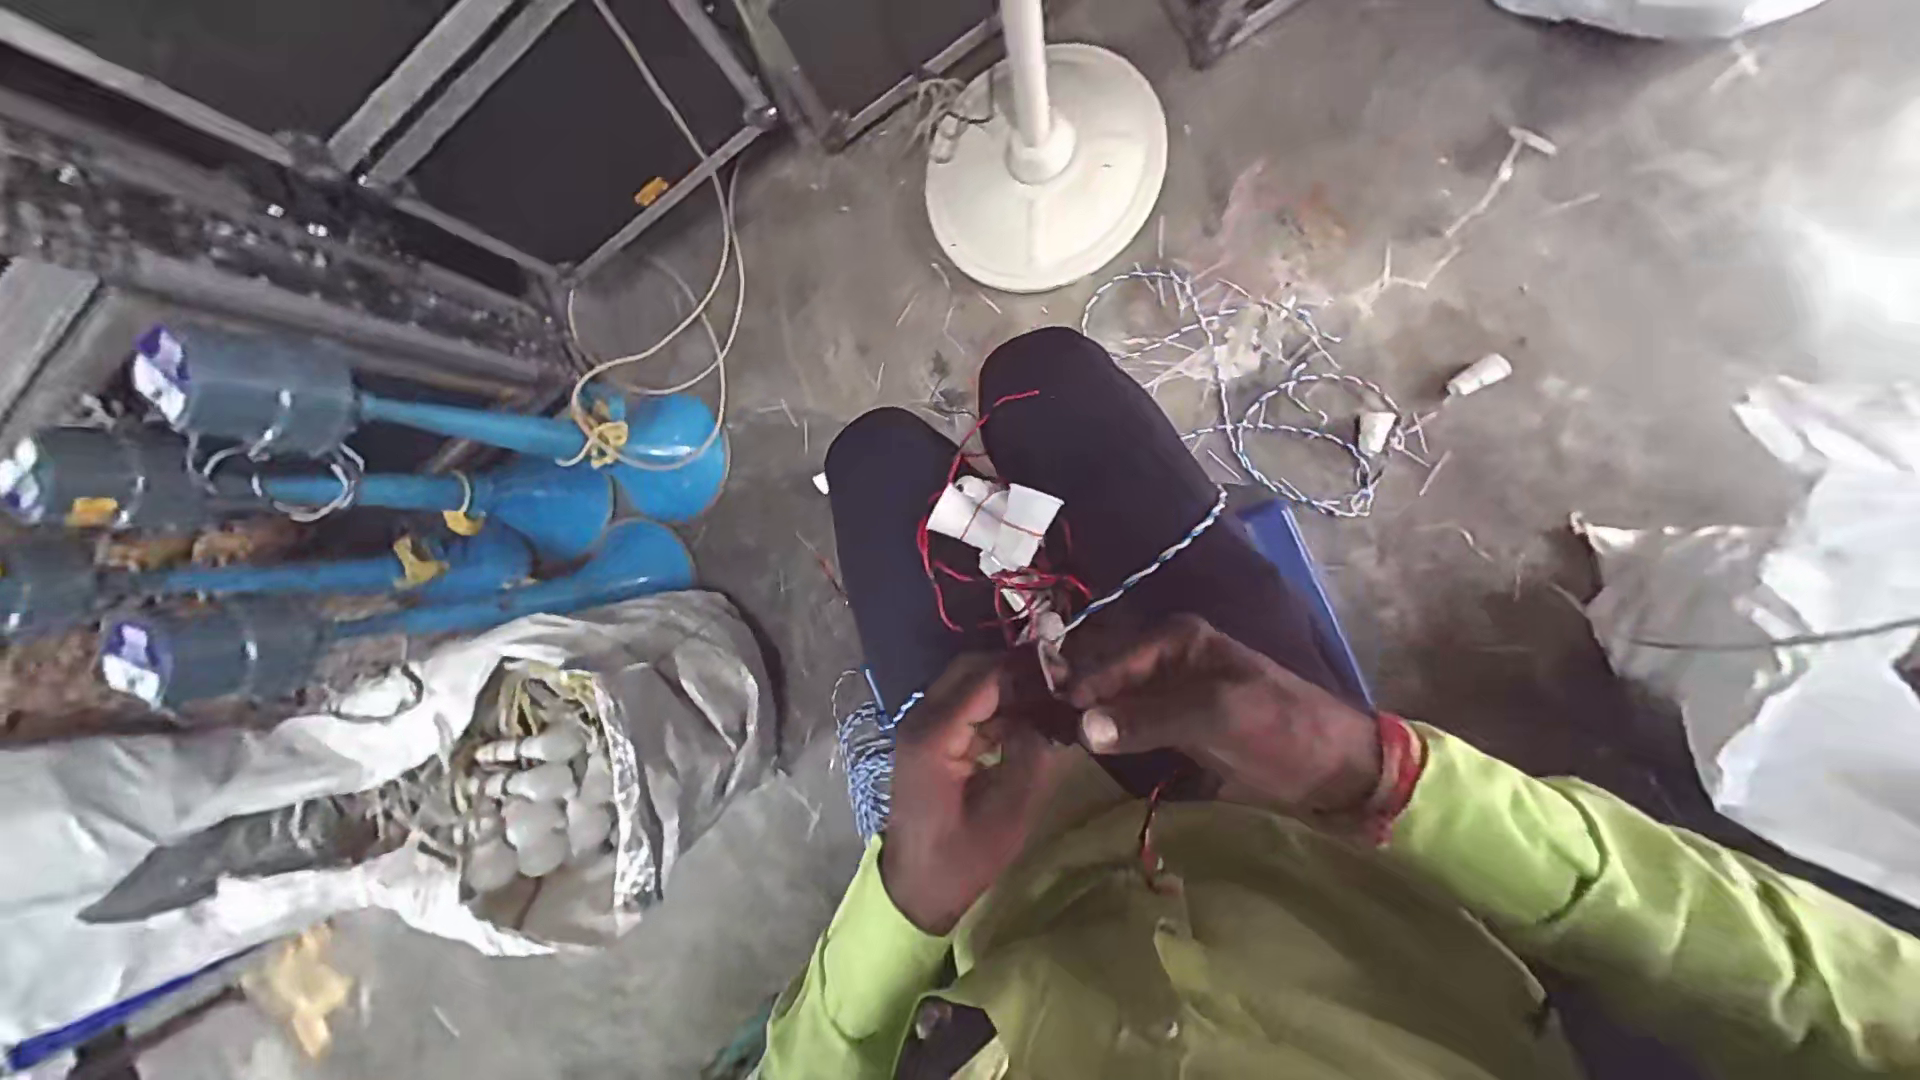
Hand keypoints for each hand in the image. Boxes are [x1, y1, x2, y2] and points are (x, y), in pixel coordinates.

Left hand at [881, 653, 1072, 934]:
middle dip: (1016, 669)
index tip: (1065, 671)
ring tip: (1051, 697)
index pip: (982, 678)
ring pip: (968, 681)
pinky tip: (1029, 717)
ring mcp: (922, 725)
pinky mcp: (930, 735)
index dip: (1024, 669)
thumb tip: (1051, 715)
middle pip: (971, 669)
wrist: (914, 888)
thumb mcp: (1008, 814)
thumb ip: (1031, 756)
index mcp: (933, 736)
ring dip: (1007, 684)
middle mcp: (921, 718)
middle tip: (1060, 680)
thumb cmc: (960, 860)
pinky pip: (966, 703)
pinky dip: (996, 704)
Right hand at [1063, 614, 1382, 817]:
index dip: (1079, 684)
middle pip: (1106, 674)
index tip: (1047, 712)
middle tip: (1040, 725)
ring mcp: (1167, 691)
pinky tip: (1083, 749)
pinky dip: (1107, 735)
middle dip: (1076, 699)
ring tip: (1051, 739)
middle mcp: (1164, 658)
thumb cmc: (1279, 727)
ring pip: (1113, 700)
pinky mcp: (1171, 723)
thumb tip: (1082, 727)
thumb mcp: (1215, 715)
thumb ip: (1147, 719)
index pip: (1111, 657)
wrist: (1332, 768)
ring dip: (1087, 719)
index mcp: (1176, 638)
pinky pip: (1128, 723)